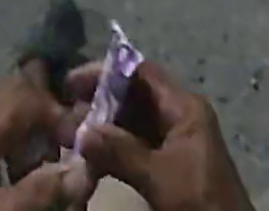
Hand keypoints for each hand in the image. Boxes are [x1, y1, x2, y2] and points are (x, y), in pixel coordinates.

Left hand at [0, 74, 87, 210]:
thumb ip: (39, 193)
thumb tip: (84, 170)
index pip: (28, 99)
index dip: (60, 115)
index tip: (84, 142)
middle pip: (19, 85)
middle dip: (49, 109)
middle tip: (70, 144)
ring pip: (9, 95)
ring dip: (34, 117)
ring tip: (50, 155)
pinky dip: (18, 126)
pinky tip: (23, 162)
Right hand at [68, 61, 253, 210]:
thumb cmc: (202, 206)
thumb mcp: (161, 179)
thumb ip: (120, 152)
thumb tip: (81, 131)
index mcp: (184, 107)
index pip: (140, 71)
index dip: (106, 72)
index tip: (73, 83)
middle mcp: (180, 115)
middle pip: (134, 94)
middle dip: (100, 100)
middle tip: (67, 112)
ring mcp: (176, 141)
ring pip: (133, 120)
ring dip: (104, 125)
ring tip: (72, 134)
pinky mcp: (171, 166)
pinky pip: (136, 144)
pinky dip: (114, 147)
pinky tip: (91, 156)